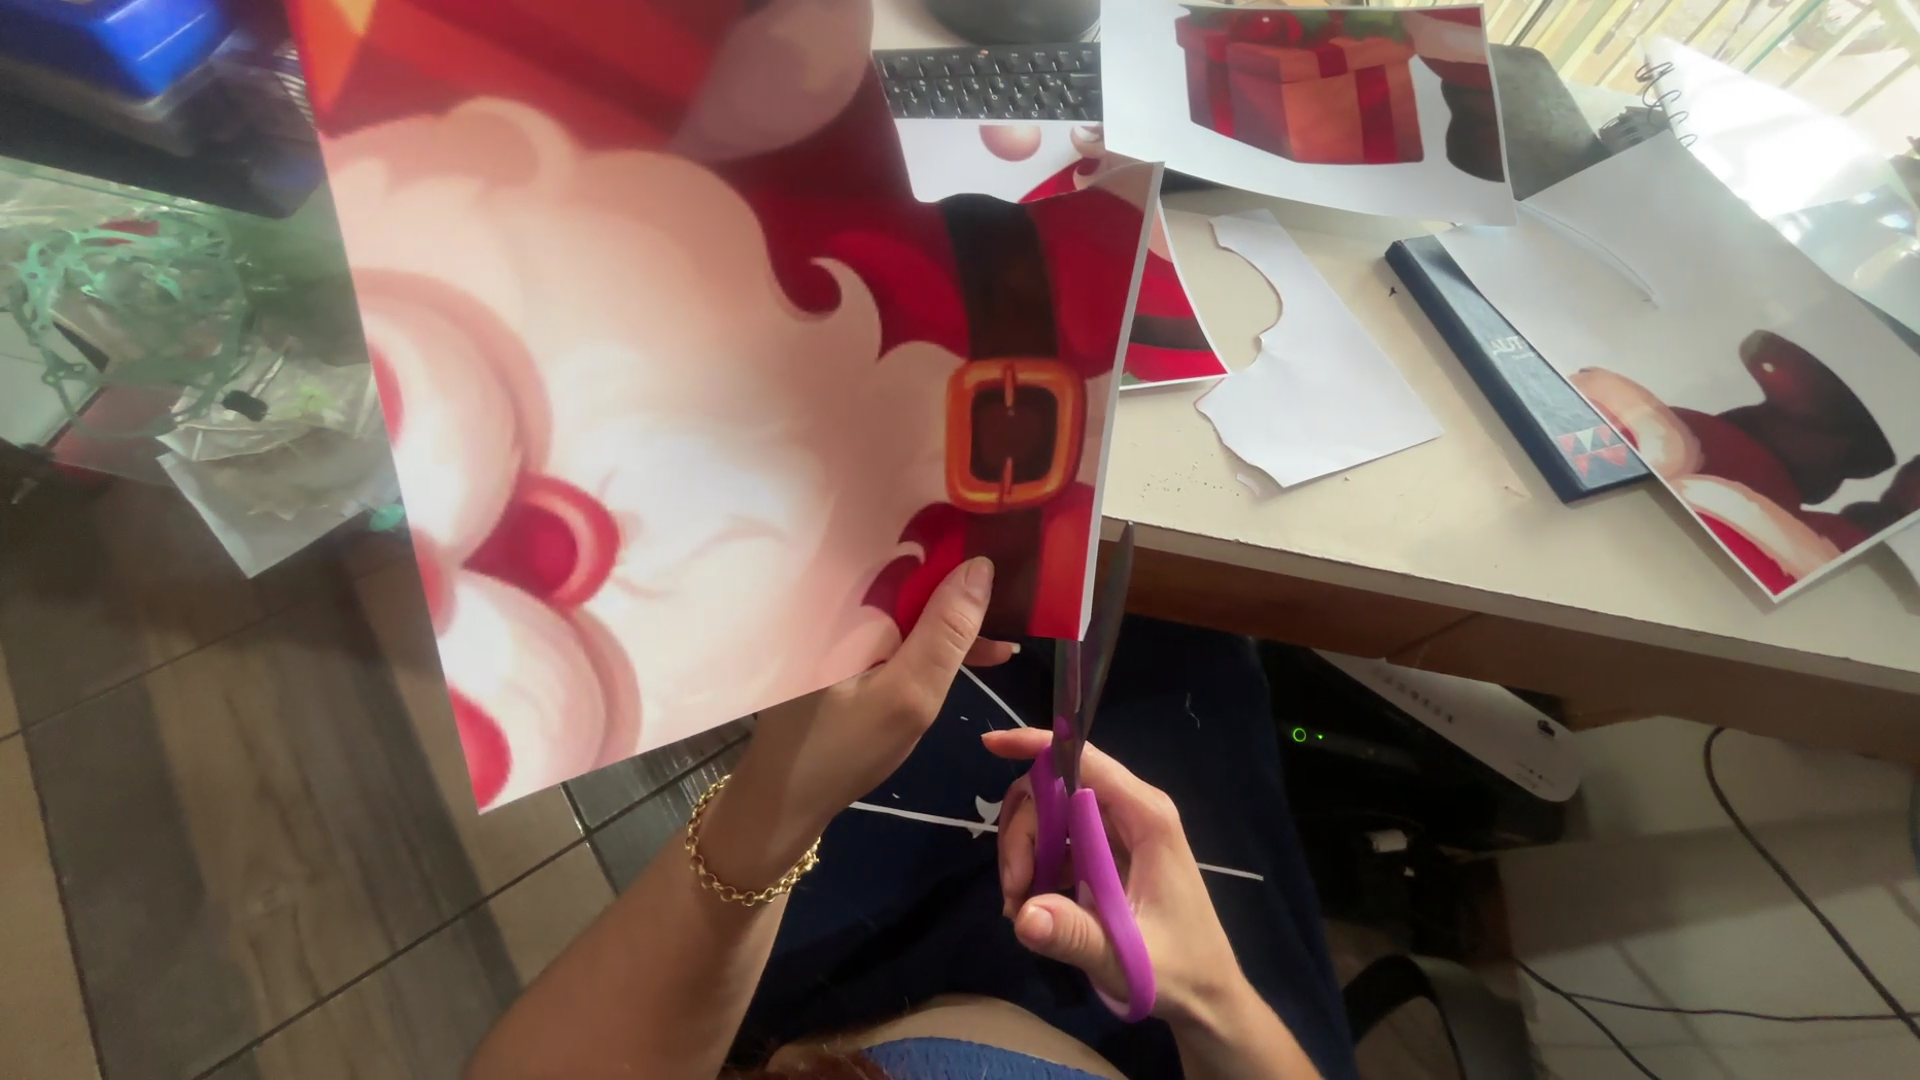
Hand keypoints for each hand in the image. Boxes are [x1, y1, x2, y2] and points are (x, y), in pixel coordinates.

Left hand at [728, 557, 1012, 842]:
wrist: (786, 801)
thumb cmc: (846, 749)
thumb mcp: (910, 693)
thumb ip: (947, 633)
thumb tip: (982, 566)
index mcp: (844, 599)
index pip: (907, 550)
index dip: (957, 545)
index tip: (1007, 548)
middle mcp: (838, 599)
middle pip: (910, 572)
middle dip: (962, 580)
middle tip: (1020, 591)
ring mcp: (841, 624)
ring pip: (909, 603)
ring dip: (954, 616)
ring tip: (1007, 632)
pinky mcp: (846, 647)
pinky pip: (898, 628)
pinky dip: (933, 639)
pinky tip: (975, 654)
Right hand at [984, 728, 1247, 1026]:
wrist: (1208, 997)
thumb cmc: (1180, 970)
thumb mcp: (1127, 957)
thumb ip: (1075, 935)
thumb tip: (1023, 914)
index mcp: (1144, 816)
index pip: (1083, 759)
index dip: (1036, 745)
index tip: (990, 746)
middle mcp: (1129, 810)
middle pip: (1054, 789)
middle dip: (1022, 833)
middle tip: (1014, 890)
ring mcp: (1116, 828)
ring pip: (1049, 813)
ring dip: (1023, 853)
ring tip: (1020, 906)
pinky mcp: (1104, 850)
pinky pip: (1055, 838)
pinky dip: (1034, 866)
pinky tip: (1031, 908)